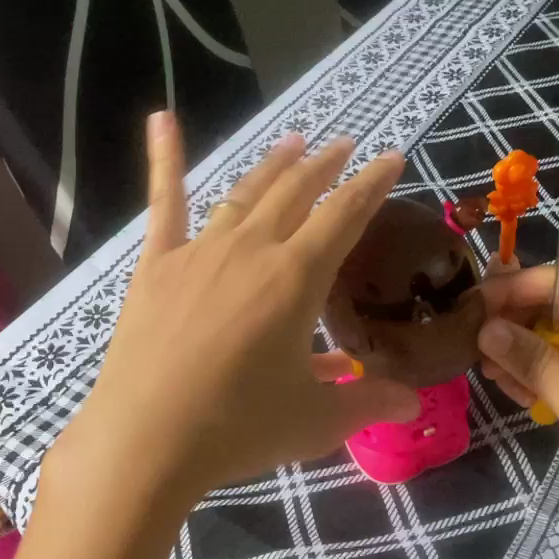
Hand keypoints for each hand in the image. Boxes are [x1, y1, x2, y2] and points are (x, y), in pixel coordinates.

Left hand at [49, 113, 421, 510]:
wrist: (145, 439)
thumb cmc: (238, 428)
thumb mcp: (315, 421)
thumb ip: (368, 402)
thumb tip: (413, 402)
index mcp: (297, 277)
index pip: (346, 215)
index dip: (372, 183)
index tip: (391, 158)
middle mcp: (252, 248)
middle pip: (297, 192)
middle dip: (326, 165)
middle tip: (344, 145)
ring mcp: (200, 250)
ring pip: (246, 192)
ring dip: (274, 165)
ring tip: (294, 142)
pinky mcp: (158, 263)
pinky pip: (165, 202)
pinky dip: (164, 157)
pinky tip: (161, 118)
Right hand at [477, 268, 558, 555]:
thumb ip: (533, 360)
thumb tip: (483, 325)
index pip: (558, 285)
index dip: (510, 290)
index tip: (466, 307)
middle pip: (552, 308)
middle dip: (510, 322)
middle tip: (467, 343)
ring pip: (551, 338)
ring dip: (517, 351)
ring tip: (484, 370)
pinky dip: (532, 374)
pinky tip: (509, 388)